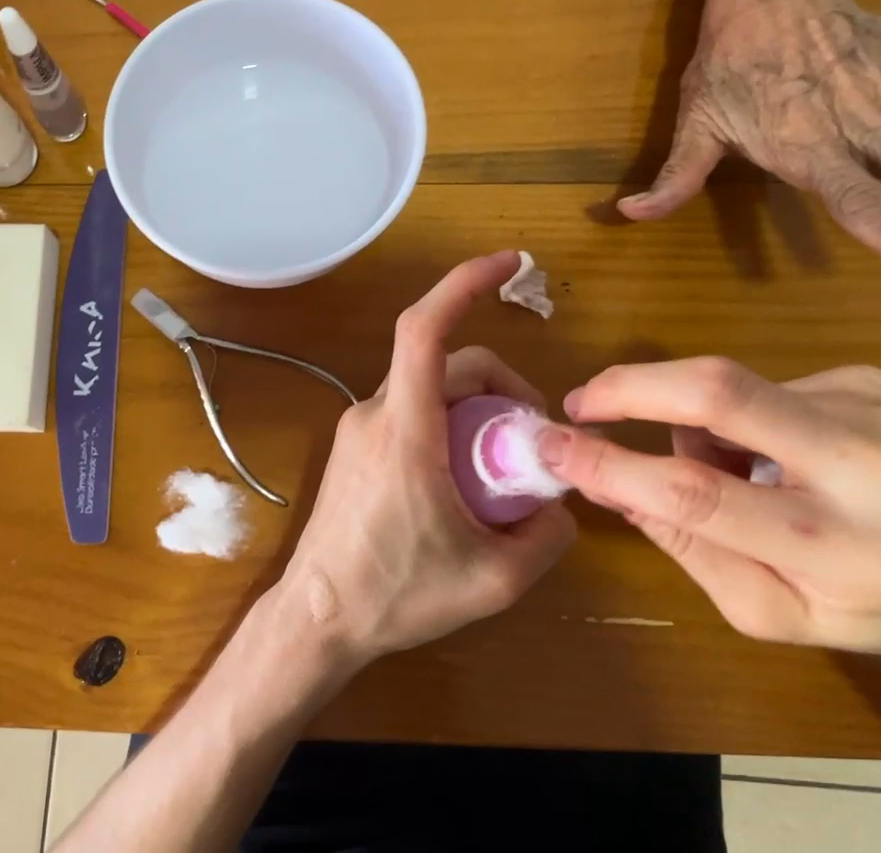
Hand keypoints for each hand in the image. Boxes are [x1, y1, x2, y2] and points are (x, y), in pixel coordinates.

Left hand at [279, 251, 576, 666]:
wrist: (318, 618)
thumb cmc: (398, 595)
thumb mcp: (495, 578)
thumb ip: (546, 534)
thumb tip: (562, 500)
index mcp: (404, 430)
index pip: (425, 331)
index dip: (463, 284)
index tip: (507, 263)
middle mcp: (374, 414)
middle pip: (446, 364)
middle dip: (501, 385)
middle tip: (534, 444)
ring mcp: (357, 429)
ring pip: (428, 389)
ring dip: (474, 410)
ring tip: (500, 472)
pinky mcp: (353, 448)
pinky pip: (409, 413)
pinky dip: (447, 426)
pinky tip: (462, 482)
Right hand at [538, 357, 880, 676]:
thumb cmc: (868, 614)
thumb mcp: (767, 613)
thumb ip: (686, 545)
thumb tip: (607, 479)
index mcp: (848, 554)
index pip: (702, 496)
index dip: (614, 465)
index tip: (552, 445)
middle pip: (728, 393)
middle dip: (632, 387)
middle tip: (581, 402)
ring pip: (736, 392)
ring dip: (697, 426)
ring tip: (732, 471)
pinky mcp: (880, 382)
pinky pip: (767, 386)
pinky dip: (741, 418)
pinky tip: (779, 455)